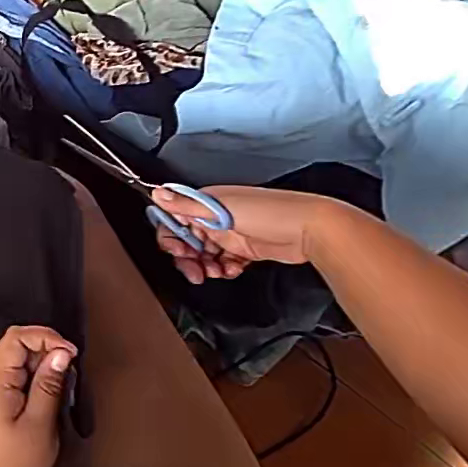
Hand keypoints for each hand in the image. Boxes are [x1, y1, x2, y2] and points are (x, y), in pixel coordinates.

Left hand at [0, 326, 75, 466]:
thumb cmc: (15, 464)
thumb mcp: (40, 423)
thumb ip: (49, 384)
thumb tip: (62, 352)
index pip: (16, 337)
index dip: (46, 337)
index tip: (71, 354)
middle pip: (18, 344)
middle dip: (48, 348)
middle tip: (71, 370)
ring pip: (22, 359)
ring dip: (46, 364)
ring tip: (65, 385)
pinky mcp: (1, 400)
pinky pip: (21, 376)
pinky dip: (40, 377)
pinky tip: (53, 393)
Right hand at [149, 185, 349, 283]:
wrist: (309, 229)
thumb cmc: (270, 212)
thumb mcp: (220, 209)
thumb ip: (185, 205)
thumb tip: (158, 194)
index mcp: (207, 203)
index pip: (176, 220)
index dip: (173, 238)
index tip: (178, 252)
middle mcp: (217, 217)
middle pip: (189, 242)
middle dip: (189, 259)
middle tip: (196, 271)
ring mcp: (231, 233)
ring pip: (205, 255)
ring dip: (206, 267)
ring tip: (216, 272)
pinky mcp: (245, 249)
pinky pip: (224, 262)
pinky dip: (224, 269)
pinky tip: (231, 270)